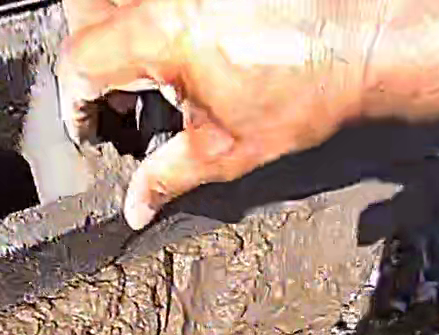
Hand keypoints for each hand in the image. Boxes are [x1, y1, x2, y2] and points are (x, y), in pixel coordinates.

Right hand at [58, 0, 438, 227]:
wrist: (364, 42)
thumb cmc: (300, 96)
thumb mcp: (223, 151)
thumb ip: (166, 177)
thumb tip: (133, 210)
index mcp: (159, 31)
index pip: (80, 62)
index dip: (74, 104)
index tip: (89, 133)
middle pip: (85, 12)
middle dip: (89, 61)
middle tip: (118, 105)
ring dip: (115, 33)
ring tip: (144, 78)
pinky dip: (149, 18)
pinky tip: (174, 50)